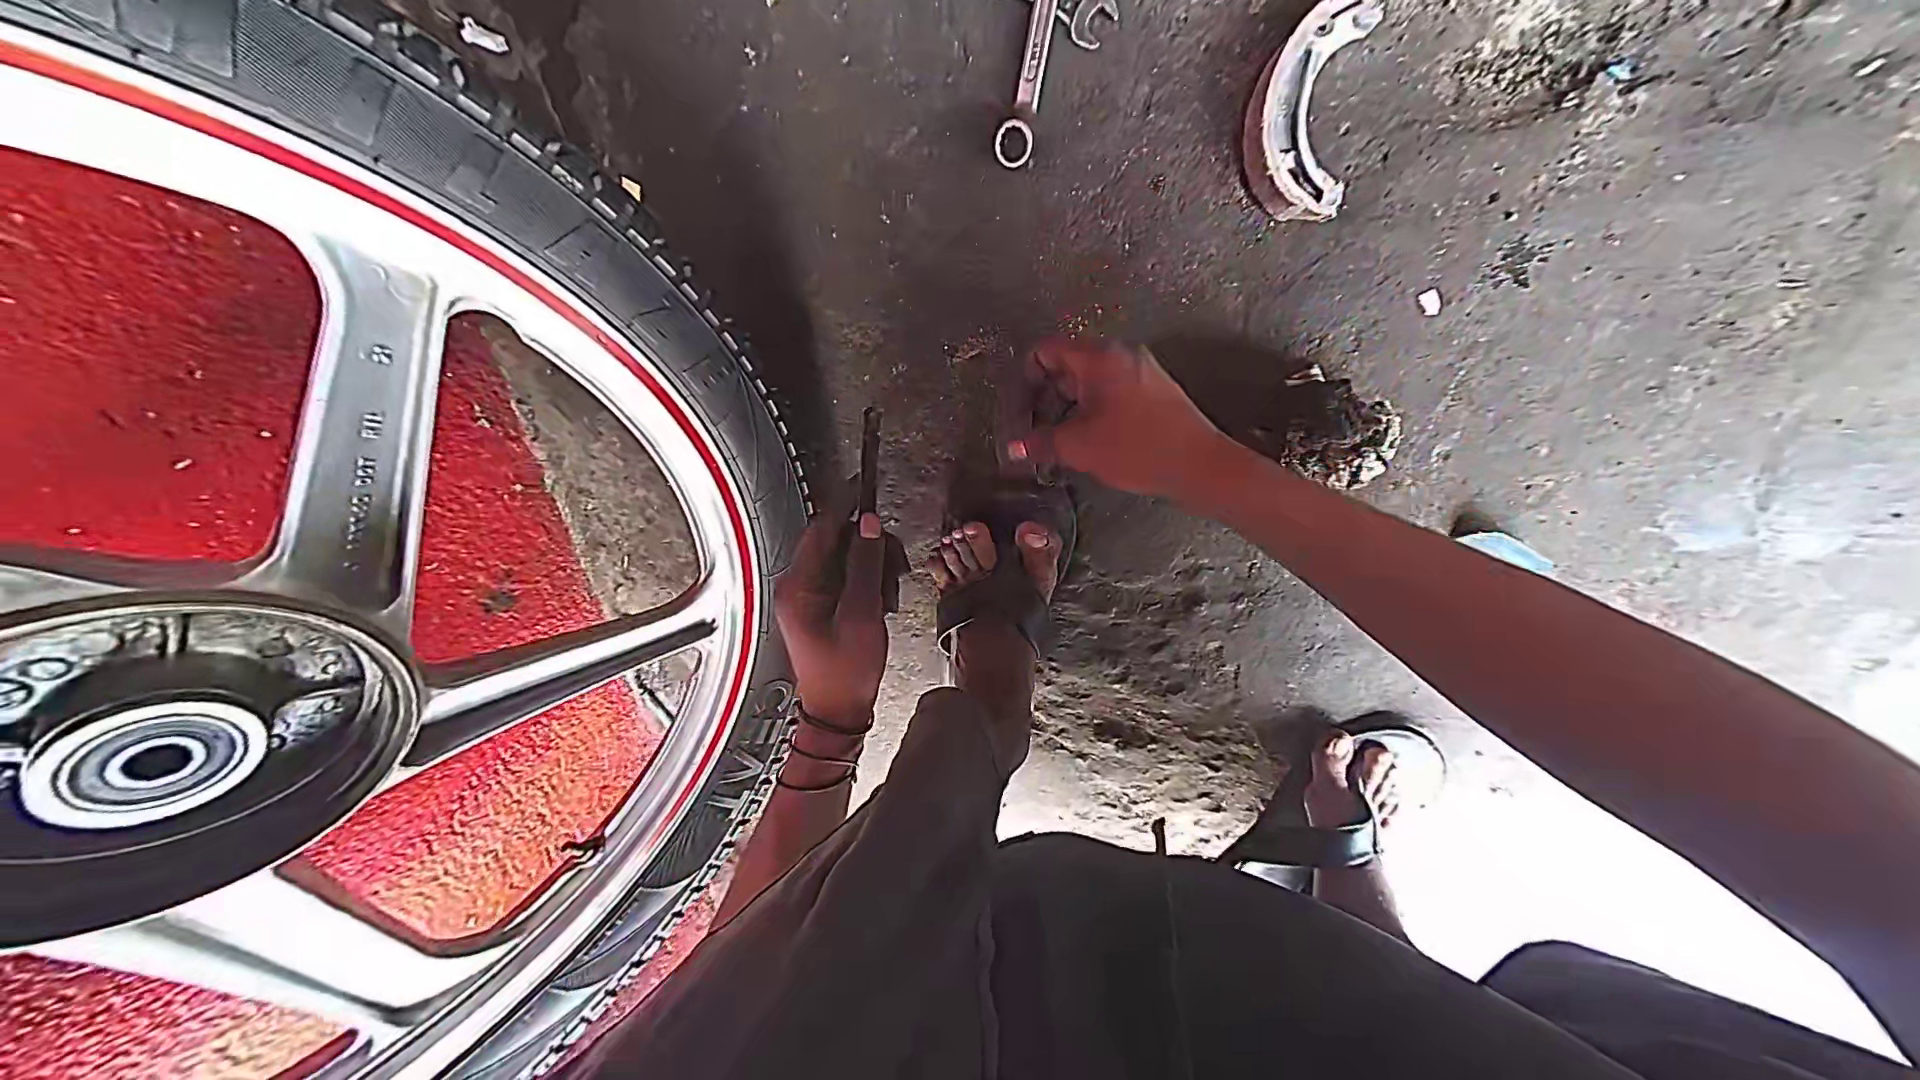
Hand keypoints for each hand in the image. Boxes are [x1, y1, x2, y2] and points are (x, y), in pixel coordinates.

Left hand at [774, 505, 897, 727]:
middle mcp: (797, 586)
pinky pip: (844, 576)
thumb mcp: (863, 614)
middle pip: (834, 541)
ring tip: (889, 590)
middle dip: (868, 546)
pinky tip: (881, 599)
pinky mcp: (819, 604)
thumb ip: (865, 565)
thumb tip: (869, 525)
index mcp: (799, 586)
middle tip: (894, 563)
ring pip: (843, 557)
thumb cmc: (847, 671)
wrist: (838, 710)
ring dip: (871, 564)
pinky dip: (866, 580)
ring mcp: (807, 595)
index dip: (846, 508)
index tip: (867, 492)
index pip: (820, 529)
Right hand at [1007, 339, 1232, 498]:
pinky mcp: (1152, 391)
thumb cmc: (1138, 448)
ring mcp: (1140, 370)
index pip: (1047, 350)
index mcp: (1100, 357)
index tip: (1019, 406)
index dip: (1026, 376)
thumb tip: (1014, 448)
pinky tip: (1088, 439)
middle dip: (1046, 395)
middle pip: (1068, 364)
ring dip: (1068, 406)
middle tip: (1034, 426)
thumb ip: (1040, 442)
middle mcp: (1121, 354)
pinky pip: (1110, 391)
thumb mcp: (1079, 447)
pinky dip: (1092, 409)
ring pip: (1089, 380)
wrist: (1197, 464)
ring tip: (1058, 438)